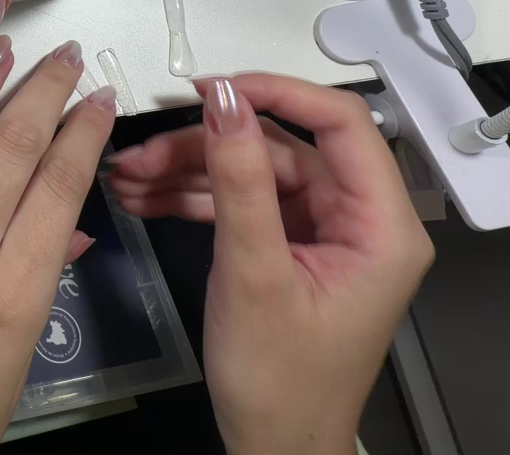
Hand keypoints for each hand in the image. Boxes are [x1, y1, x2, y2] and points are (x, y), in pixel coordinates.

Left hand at [0, 37, 115, 454]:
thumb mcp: (17, 357)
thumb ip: (40, 278)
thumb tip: (64, 224)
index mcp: (15, 287)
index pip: (61, 183)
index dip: (85, 131)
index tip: (99, 99)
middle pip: (13, 144)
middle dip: (45, 91)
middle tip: (65, 59)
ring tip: (4, 49)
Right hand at [107, 74, 434, 453]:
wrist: (272, 442)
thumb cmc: (280, 378)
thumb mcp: (253, 272)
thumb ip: (239, 180)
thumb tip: (222, 102)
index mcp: (380, 226)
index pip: (340, 122)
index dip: (275, 92)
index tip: (211, 90)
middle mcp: (355, 217)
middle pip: (274, 146)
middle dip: (202, 146)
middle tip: (141, 153)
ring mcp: (317, 228)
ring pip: (245, 168)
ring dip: (183, 170)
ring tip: (128, 179)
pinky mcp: (284, 239)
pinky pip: (234, 197)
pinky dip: (188, 194)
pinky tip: (145, 197)